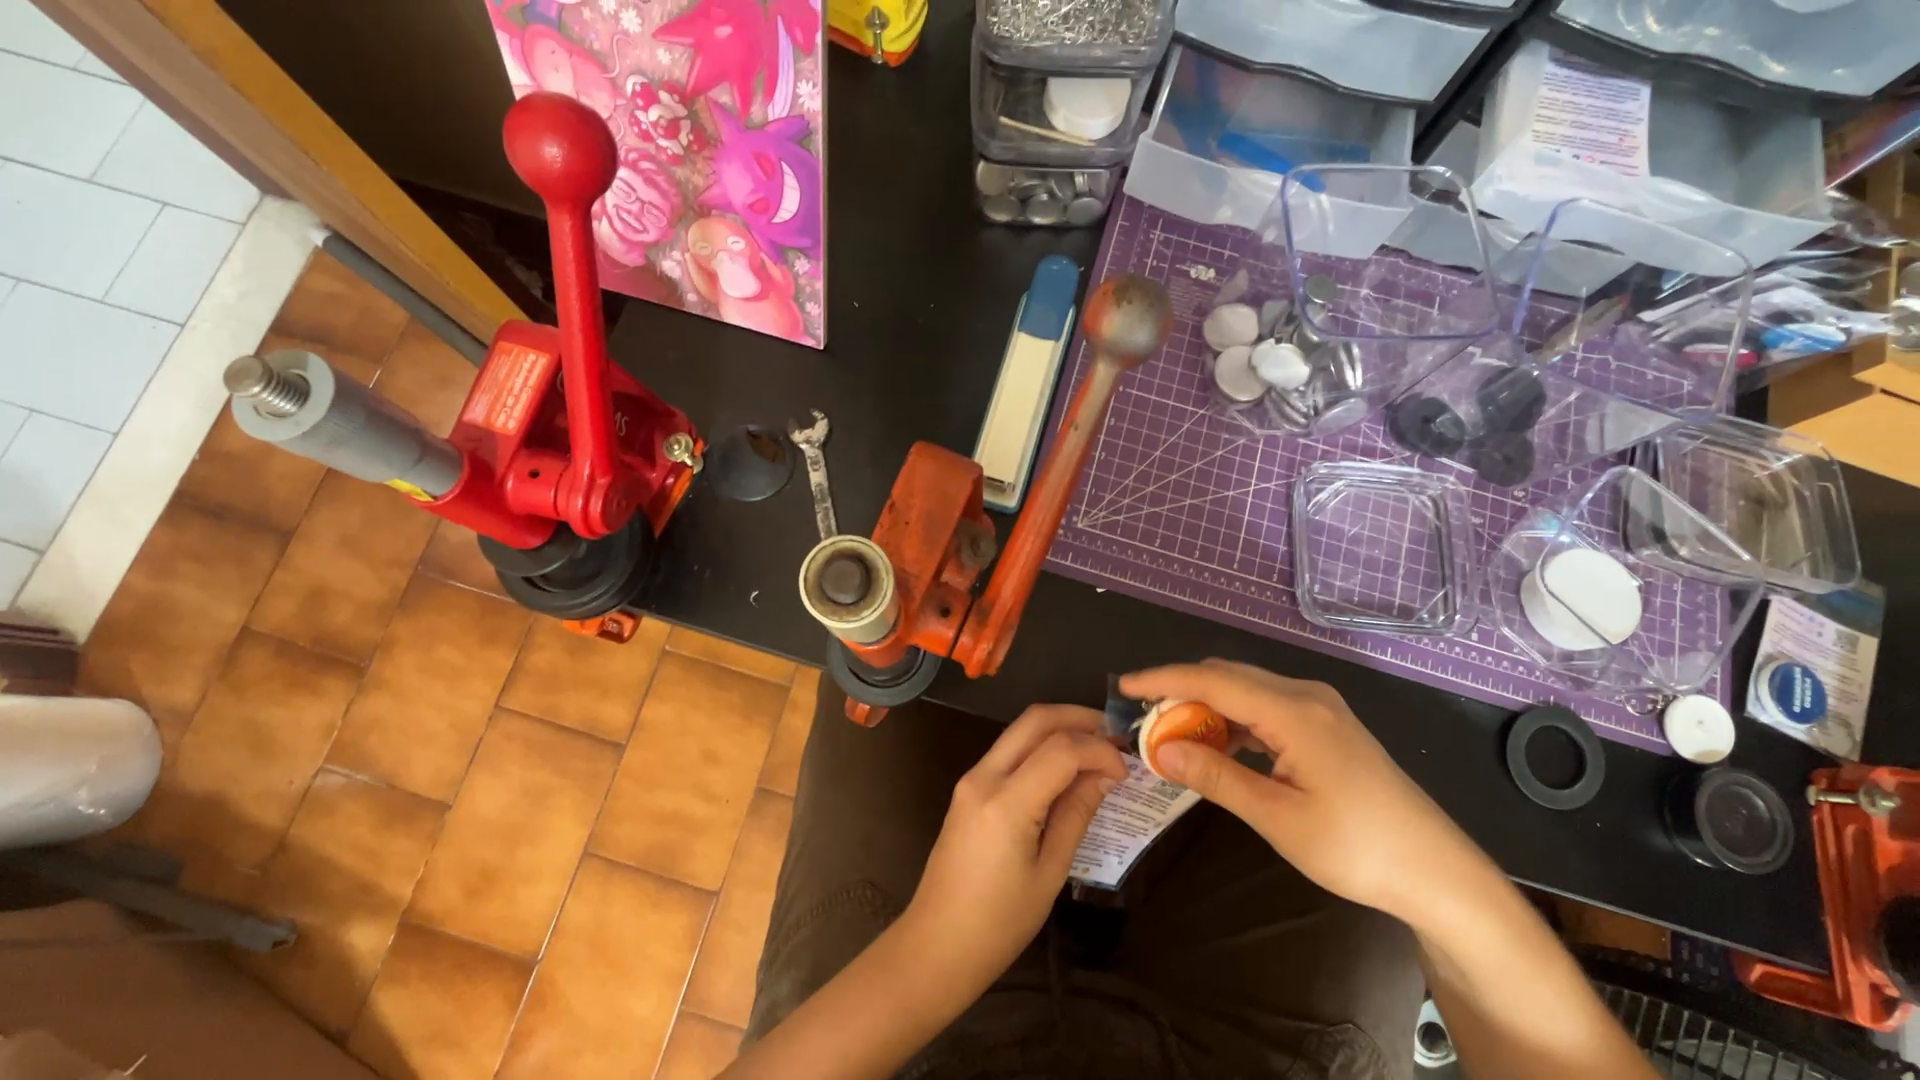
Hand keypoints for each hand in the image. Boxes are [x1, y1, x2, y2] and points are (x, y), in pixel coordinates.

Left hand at [901, 705, 1127, 990]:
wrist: (937, 944)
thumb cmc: (999, 923)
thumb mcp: (1049, 872)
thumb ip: (1076, 815)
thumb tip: (1105, 775)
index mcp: (1005, 802)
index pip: (1061, 749)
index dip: (1100, 750)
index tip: (1126, 771)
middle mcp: (983, 777)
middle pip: (1035, 719)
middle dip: (1080, 718)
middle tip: (1116, 736)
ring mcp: (970, 780)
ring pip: (1019, 731)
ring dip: (1060, 730)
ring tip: (1098, 751)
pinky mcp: (967, 790)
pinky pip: (1008, 752)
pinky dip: (1041, 749)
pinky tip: (1066, 771)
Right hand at [1120, 660, 1483, 919]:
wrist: (1436, 871)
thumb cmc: (1355, 847)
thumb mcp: (1276, 816)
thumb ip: (1215, 776)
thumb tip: (1159, 749)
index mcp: (1295, 711)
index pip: (1213, 680)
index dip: (1163, 680)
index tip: (1122, 689)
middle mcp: (1307, 696)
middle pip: (1229, 676)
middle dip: (1180, 692)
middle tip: (1142, 723)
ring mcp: (1321, 710)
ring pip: (1247, 690)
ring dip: (1207, 708)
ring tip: (1171, 738)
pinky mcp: (1328, 728)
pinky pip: (1267, 708)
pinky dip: (1233, 721)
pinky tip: (1217, 747)